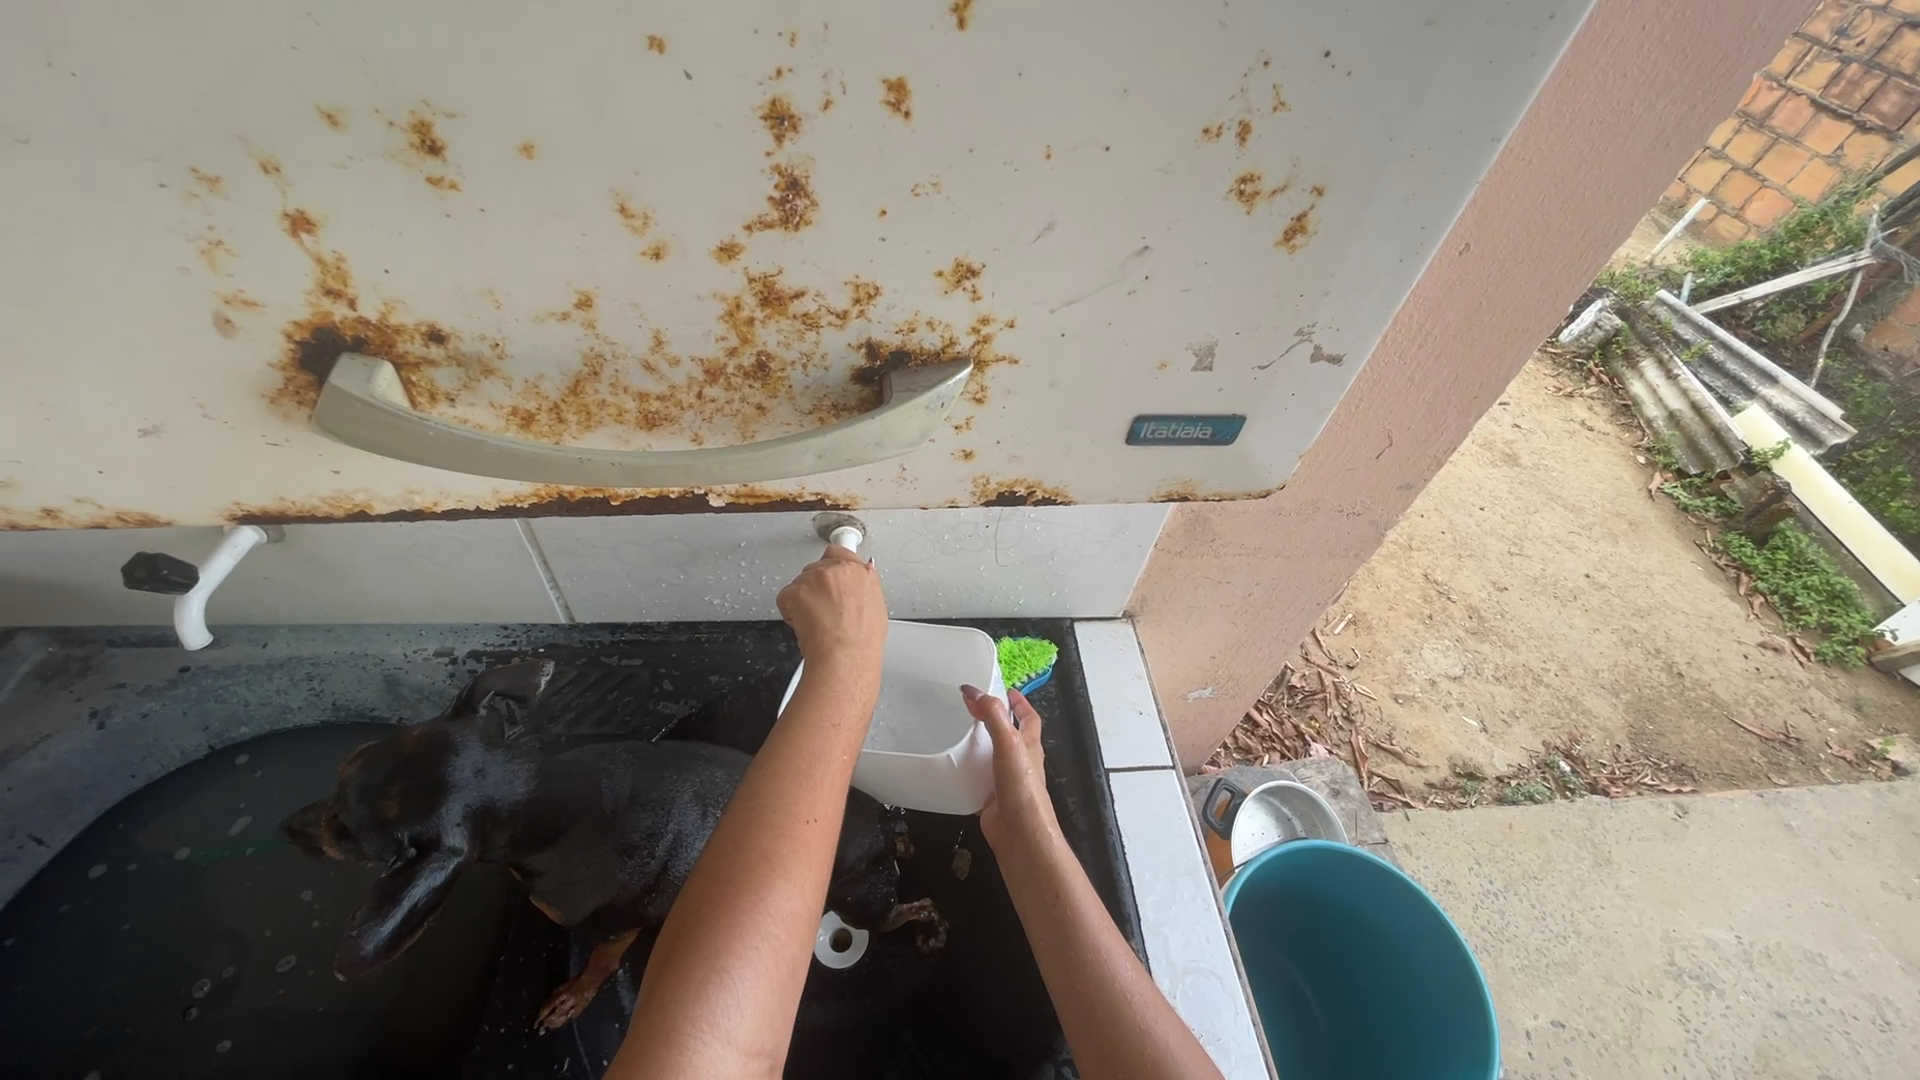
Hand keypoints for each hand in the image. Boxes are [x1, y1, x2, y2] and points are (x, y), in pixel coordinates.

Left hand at [775, 545, 887, 659]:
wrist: (845, 654)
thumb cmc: (862, 641)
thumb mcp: (877, 609)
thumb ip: (866, 589)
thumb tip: (861, 586)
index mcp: (860, 572)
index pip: (839, 553)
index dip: (831, 566)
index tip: (829, 576)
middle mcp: (837, 569)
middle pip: (816, 568)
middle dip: (815, 586)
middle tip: (822, 609)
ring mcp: (815, 578)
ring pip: (800, 583)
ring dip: (803, 599)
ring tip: (817, 622)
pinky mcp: (796, 590)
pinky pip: (785, 598)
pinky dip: (790, 612)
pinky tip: (805, 626)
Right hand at [961, 686, 1060, 853]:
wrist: (1019, 833)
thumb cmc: (1021, 786)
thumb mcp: (1009, 742)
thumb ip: (993, 715)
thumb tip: (973, 691)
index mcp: (1029, 745)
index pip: (1028, 717)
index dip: (1019, 702)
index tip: (1005, 690)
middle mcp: (1020, 761)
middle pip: (1009, 734)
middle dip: (994, 720)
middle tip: (972, 708)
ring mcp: (1005, 780)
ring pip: (991, 756)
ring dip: (978, 745)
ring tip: (956, 732)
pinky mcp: (990, 797)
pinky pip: (976, 779)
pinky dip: (966, 771)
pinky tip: (951, 766)